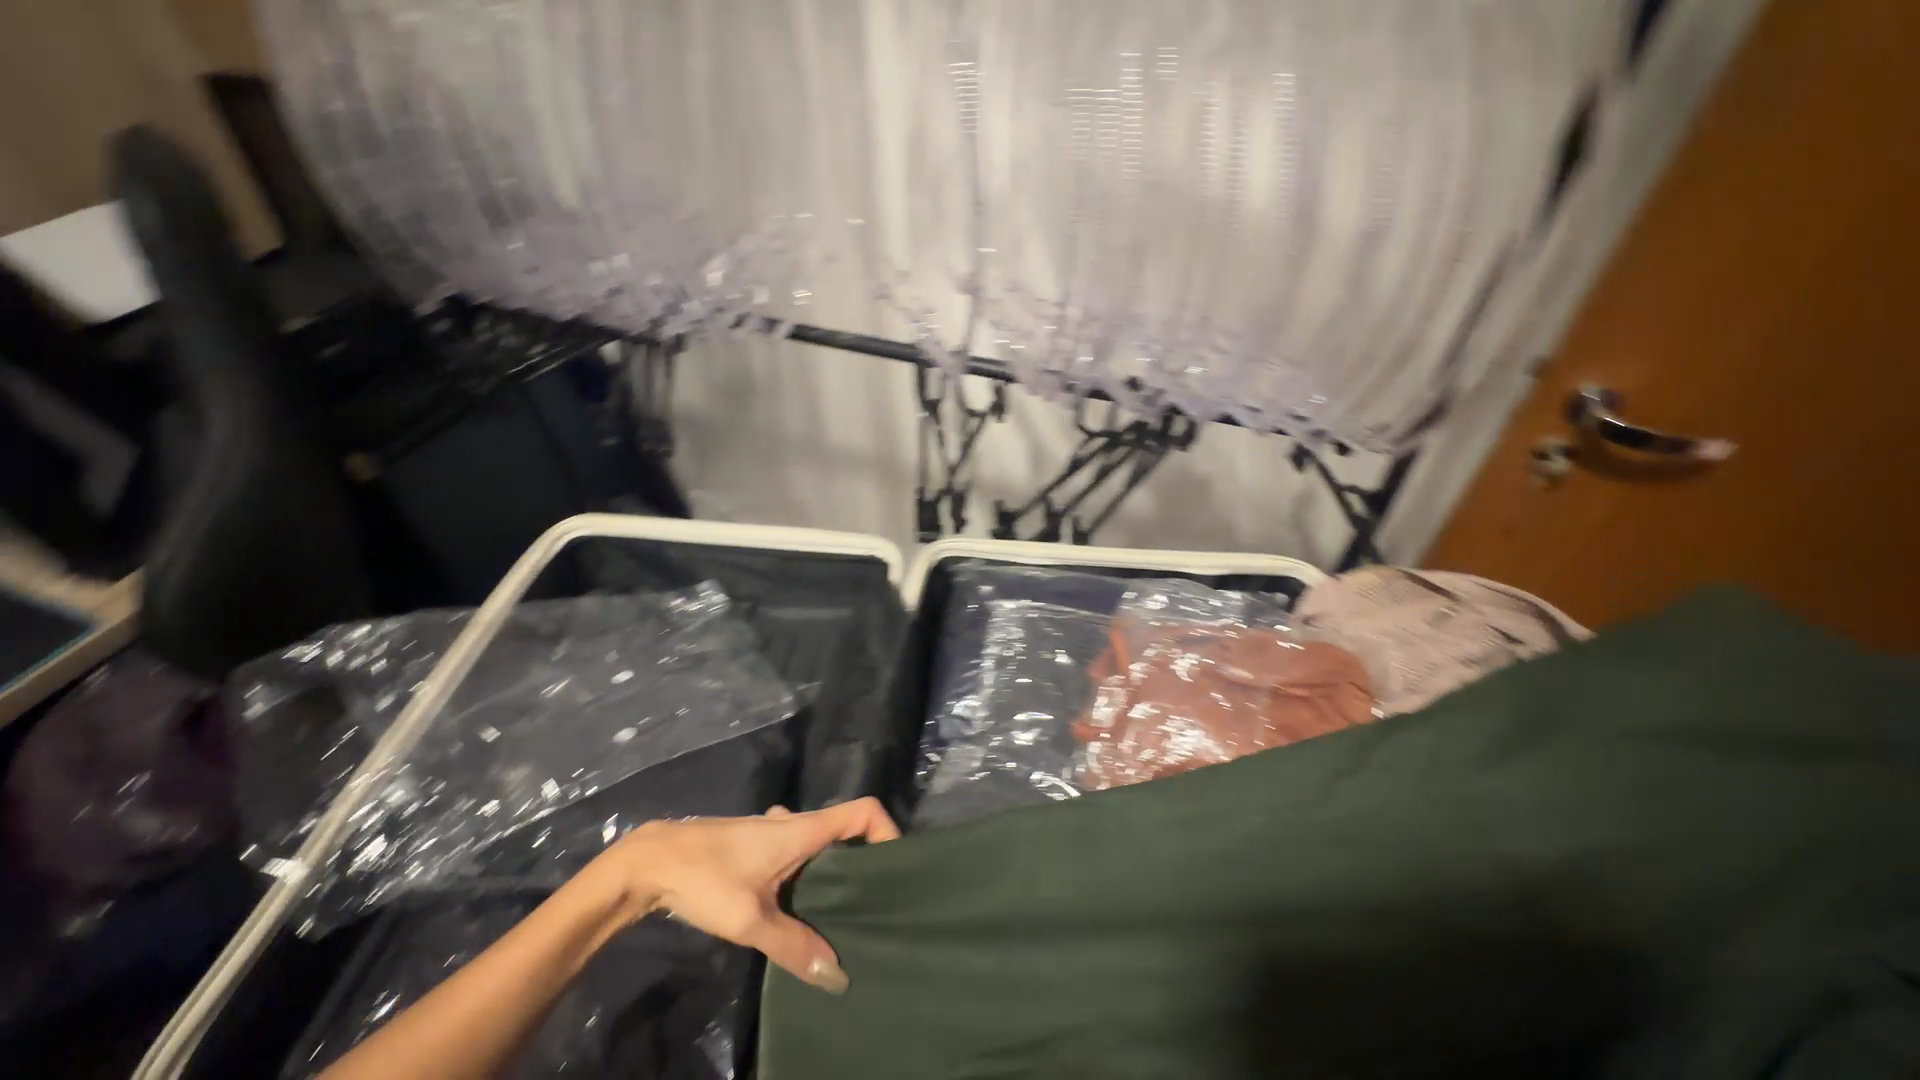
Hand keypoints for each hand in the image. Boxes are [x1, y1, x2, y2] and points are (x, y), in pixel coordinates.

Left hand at [577, 797, 899, 992]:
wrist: (647, 862)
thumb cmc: (705, 879)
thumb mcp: (750, 920)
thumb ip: (794, 947)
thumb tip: (837, 976)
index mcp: (803, 830)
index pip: (864, 810)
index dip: (888, 831)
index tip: (894, 868)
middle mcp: (794, 824)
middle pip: (846, 830)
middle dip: (863, 861)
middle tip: (871, 903)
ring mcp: (772, 832)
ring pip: (819, 843)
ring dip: (833, 869)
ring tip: (838, 912)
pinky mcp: (755, 845)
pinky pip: (797, 852)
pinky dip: (807, 872)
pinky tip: (793, 907)